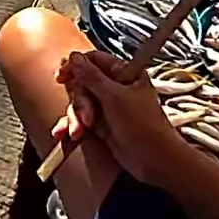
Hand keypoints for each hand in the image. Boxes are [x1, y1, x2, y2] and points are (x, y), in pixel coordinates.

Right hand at [52, 49, 194, 189]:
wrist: (156, 162)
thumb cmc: (142, 126)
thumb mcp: (114, 97)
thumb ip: (91, 76)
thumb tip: (74, 56)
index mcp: (125, 74)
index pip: (94, 60)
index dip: (76, 66)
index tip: (61, 77)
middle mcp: (115, 87)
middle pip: (83, 82)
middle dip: (80, 101)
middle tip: (86, 115)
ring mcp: (108, 105)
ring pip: (80, 101)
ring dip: (76, 117)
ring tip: (80, 131)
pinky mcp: (102, 123)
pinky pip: (80, 118)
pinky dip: (73, 125)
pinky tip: (68, 134)